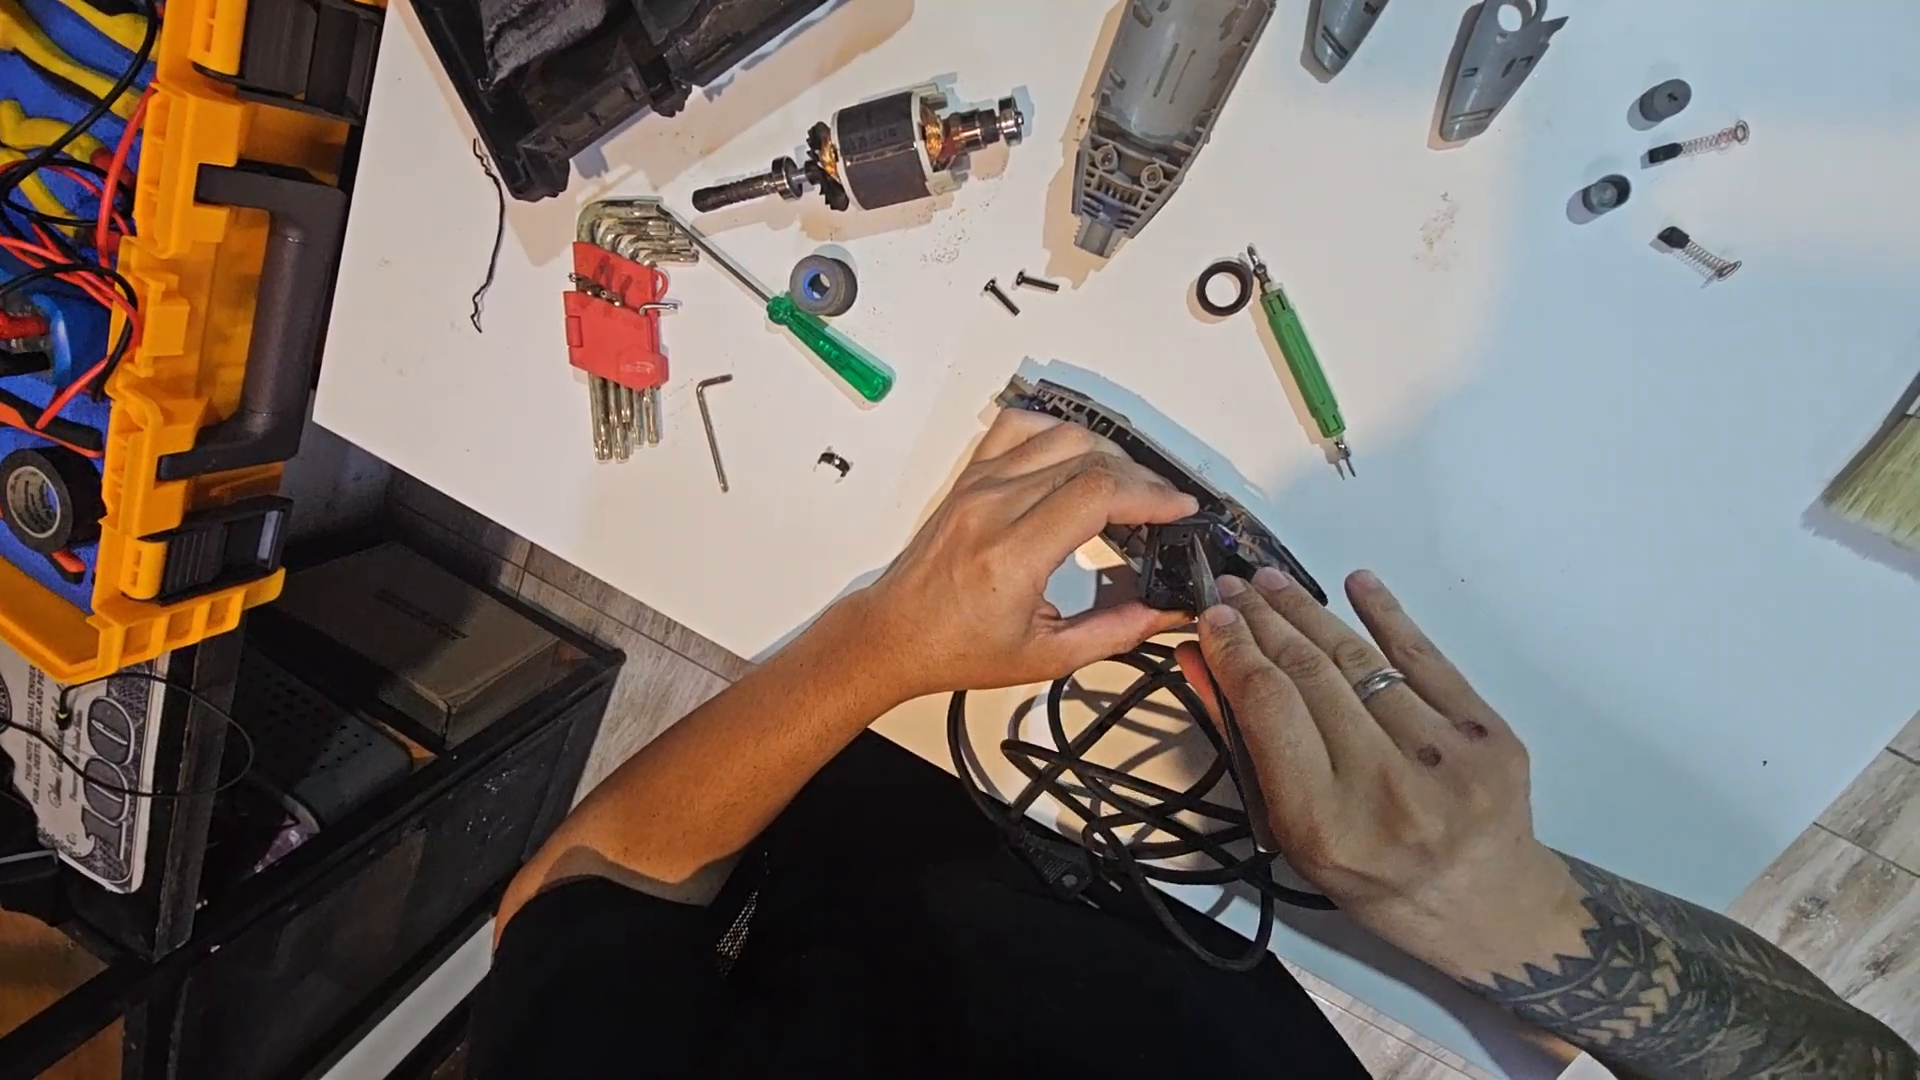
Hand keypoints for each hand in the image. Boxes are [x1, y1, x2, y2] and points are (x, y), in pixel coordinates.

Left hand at [857, 409, 1198, 700]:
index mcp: (1011, 556)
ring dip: (1106, 453)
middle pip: (1087, 459)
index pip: (1096, 493)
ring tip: (1127, 484)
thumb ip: (1113, 631)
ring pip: (1058, 435)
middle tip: (1161, 505)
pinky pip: (1016, 427)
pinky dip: (1054, 430)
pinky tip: (1072, 454)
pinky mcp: (968, 479)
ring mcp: (976, 486)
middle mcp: (991, 509)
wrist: (894, 634)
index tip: (1177, 508)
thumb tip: (1164, 612)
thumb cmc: (955, 647)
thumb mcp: (1045, 656)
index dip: (1150, 494)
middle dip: (1140, 478)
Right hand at [1174, 569, 1583, 978]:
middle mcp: (1387, 786)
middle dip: (1264, 621)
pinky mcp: (1492, 734)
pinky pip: (1427, 659)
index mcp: (1324, 821)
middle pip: (1310, 674)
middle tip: (1234, 586)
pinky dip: (1388, 615)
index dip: (1236, 650)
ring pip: (1360, 660)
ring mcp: (1447, 756)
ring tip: (1272, 581)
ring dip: (1309, 611)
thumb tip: (1203, 658)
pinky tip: (1356, 582)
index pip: (1269, 707)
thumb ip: (1244, 738)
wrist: (1485, 904)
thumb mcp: (1287, 824)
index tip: (1212, 615)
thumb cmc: (1366, 873)